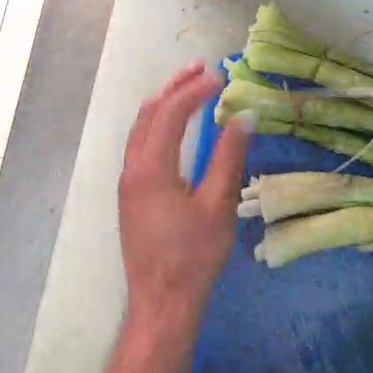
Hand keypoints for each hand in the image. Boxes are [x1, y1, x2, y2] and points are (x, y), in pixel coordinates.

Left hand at [118, 64, 251, 329]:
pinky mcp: (131, 195)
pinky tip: (175, 125)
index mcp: (151, 167)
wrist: (161, 303)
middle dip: (175, 86)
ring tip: (190, 87)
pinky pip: (140, 143)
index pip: (171, 113)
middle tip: (202, 68)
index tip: (221, 77)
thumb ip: (229, 157)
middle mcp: (132, 168)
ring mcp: (127, 182)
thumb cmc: (193, 257)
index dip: (196, 90)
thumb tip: (244, 116)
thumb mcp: (218, 205)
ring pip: (140, 127)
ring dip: (164, 103)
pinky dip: (158, 122)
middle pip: (149, 113)